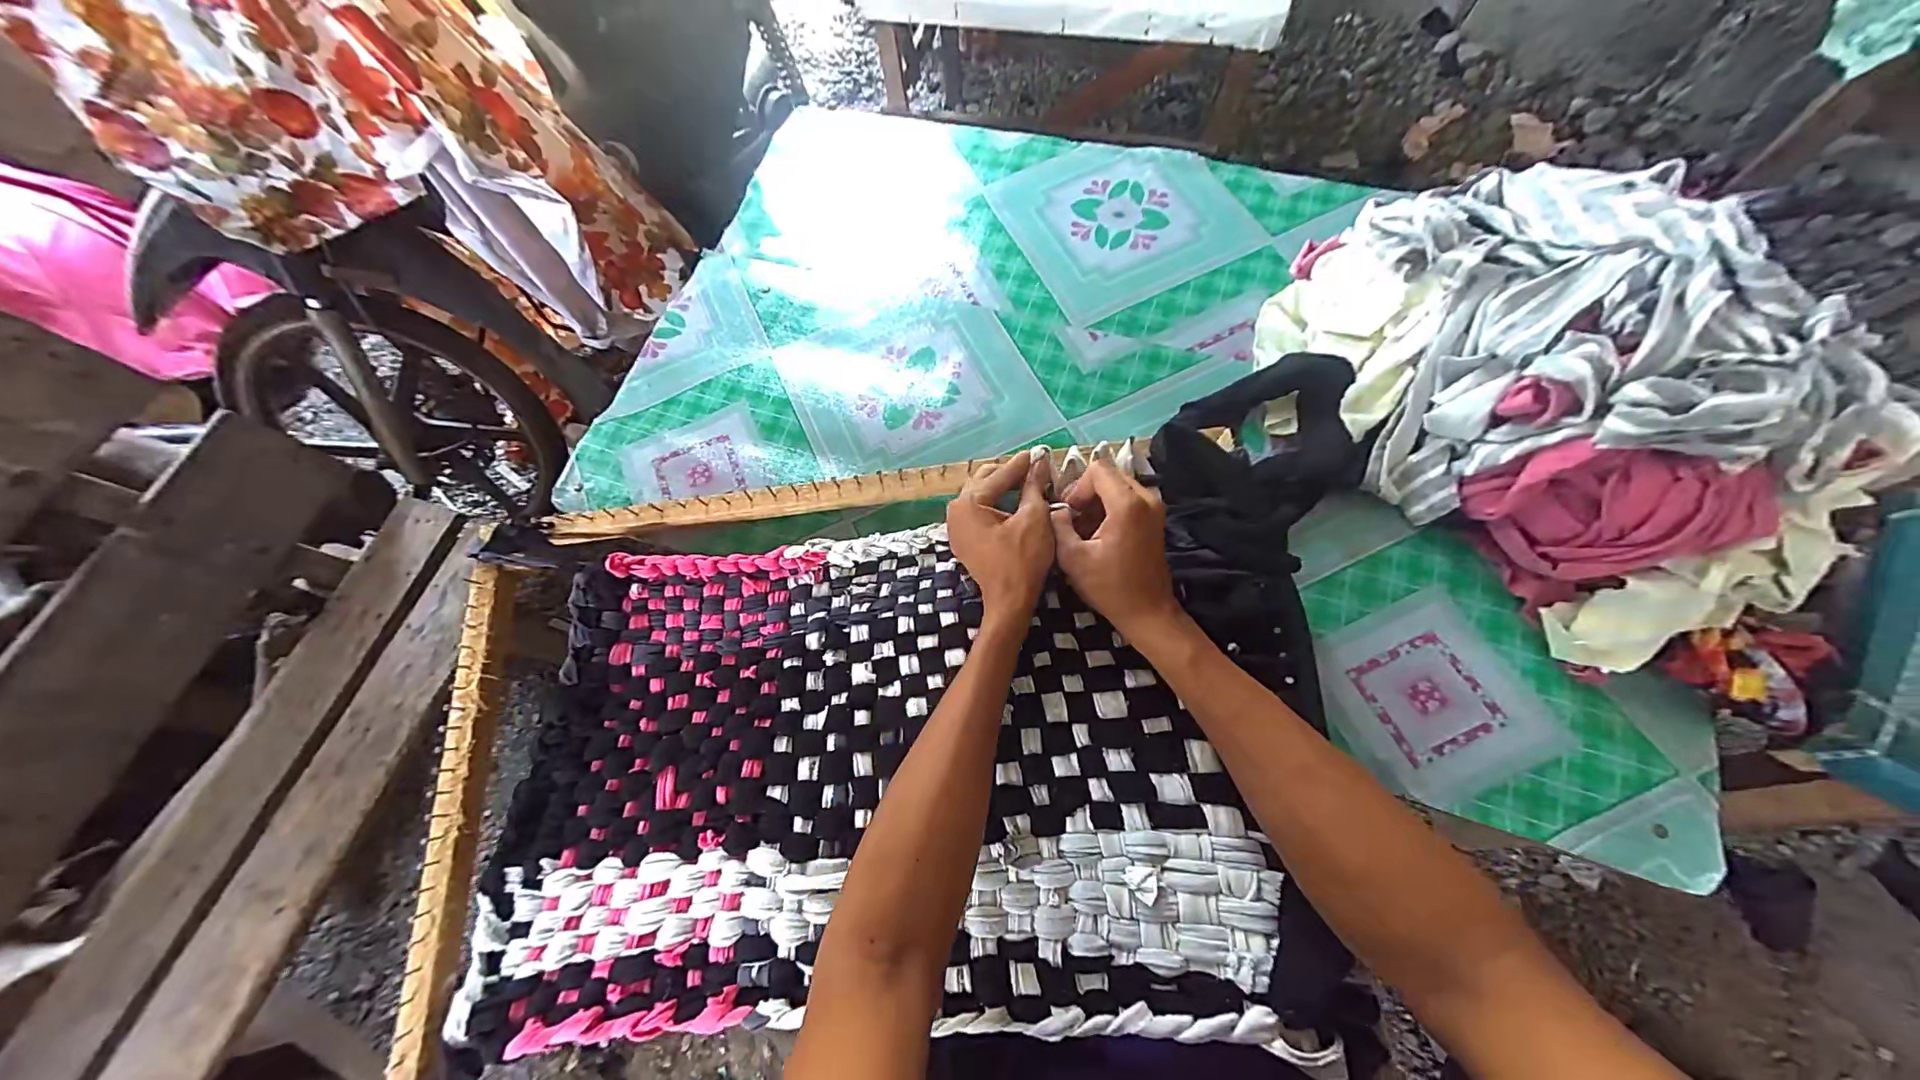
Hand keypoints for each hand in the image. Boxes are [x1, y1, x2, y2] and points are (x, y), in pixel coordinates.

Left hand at [946, 452, 1053, 619]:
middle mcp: (955, 512)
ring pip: (981, 496)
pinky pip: (979, 512)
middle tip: (1034, 469)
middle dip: (1010, 474)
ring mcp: (956, 527)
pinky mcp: (964, 540)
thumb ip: (1034, 486)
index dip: (1022, 464)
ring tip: (1028, 483)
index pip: (998, 475)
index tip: (1039, 453)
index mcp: (968, 504)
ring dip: (1003, 488)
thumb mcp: (1034, 518)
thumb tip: (1039, 461)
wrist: (1009, 602)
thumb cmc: (1022, 561)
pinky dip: (997, 505)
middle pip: (984, 481)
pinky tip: (1016, 503)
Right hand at [1050, 459, 1181, 638]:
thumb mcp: (1073, 558)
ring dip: (1097, 502)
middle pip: (1108, 475)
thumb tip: (1055, 511)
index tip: (1069, 513)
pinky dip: (1110, 509)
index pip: (1097, 469)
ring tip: (1084, 531)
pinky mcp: (1155, 519)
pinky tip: (1099, 535)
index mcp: (1128, 504)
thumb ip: (1058, 526)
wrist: (1147, 612)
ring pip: (1118, 486)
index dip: (1077, 488)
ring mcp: (1154, 508)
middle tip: (1072, 520)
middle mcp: (1147, 498)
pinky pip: (1128, 499)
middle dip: (1086, 494)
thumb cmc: (1109, 587)